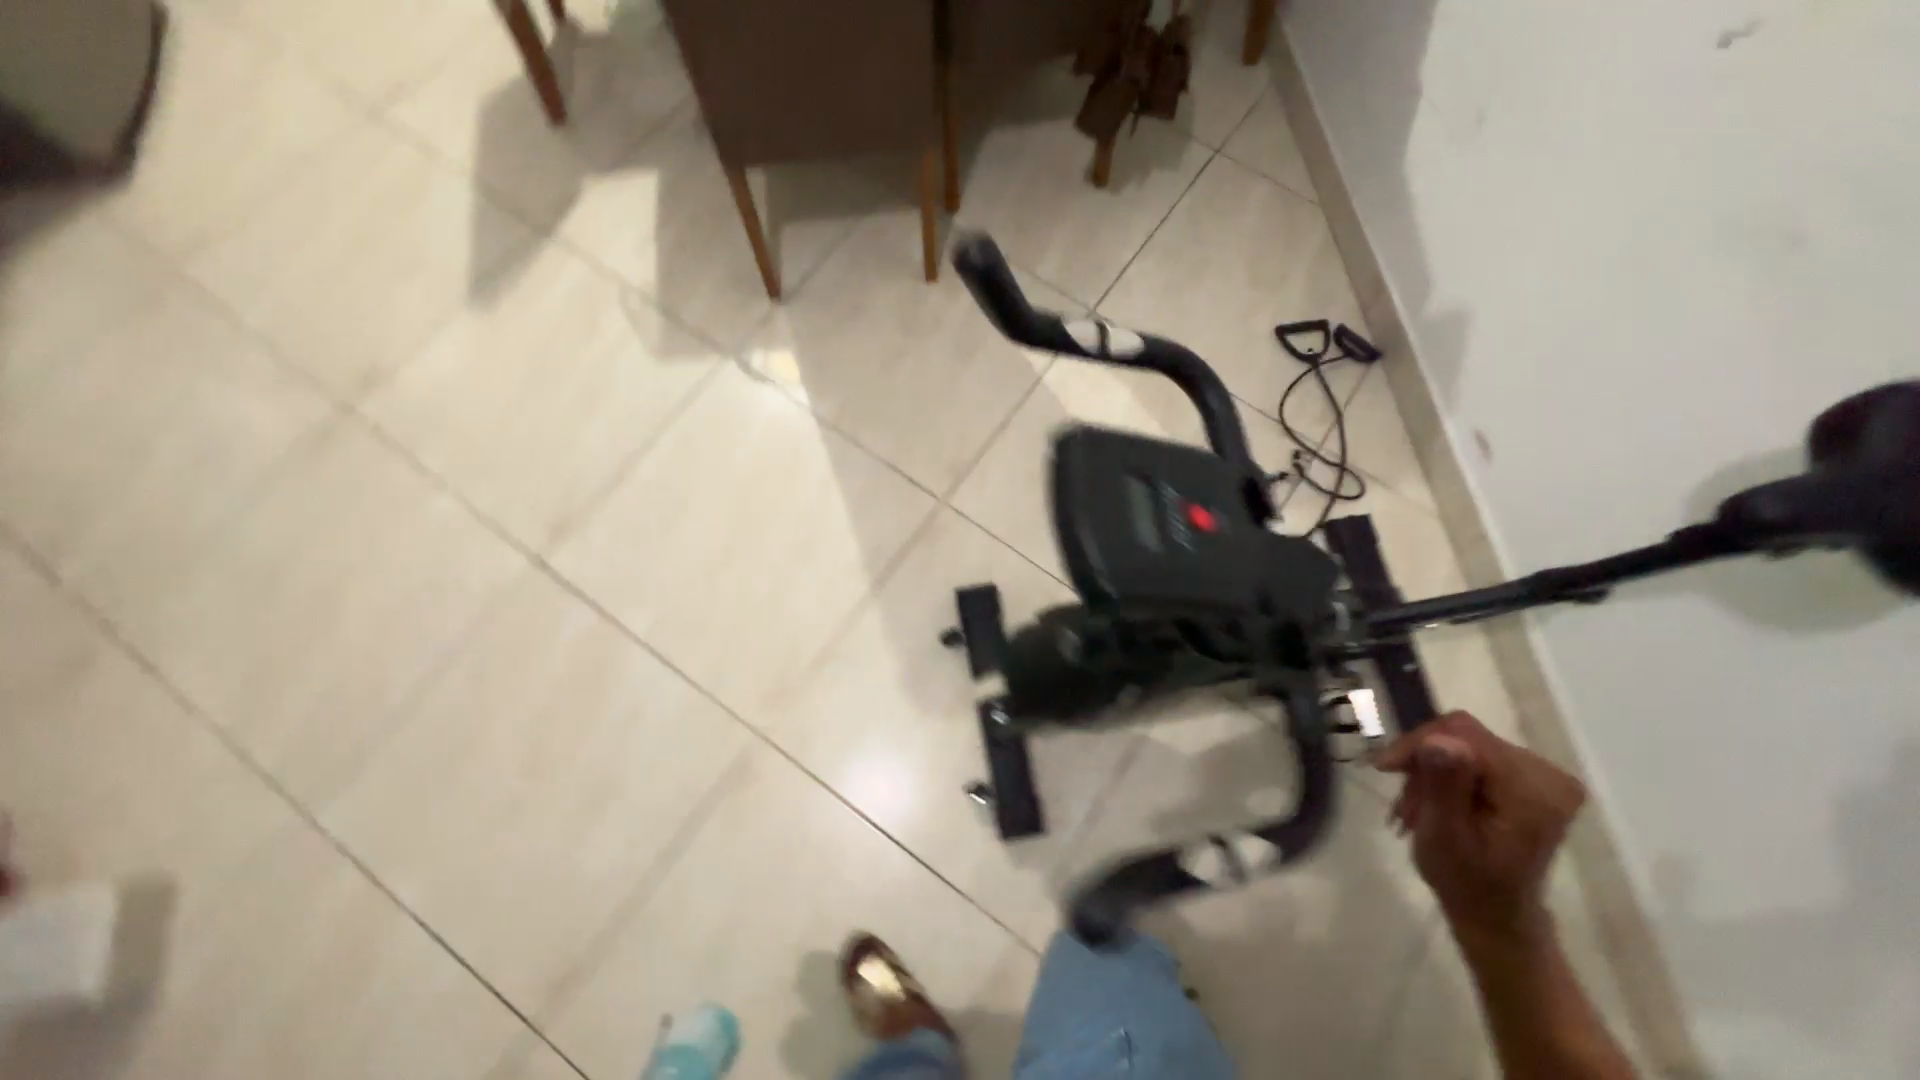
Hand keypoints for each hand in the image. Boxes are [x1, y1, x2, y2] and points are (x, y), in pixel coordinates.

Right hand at [1376, 711, 1585, 938]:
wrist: (1496, 915)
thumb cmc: (1467, 884)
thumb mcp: (1445, 837)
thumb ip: (1445, 785)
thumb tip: (1440, 739)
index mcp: (1533, 790)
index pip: (1465, 734)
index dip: (1418, 743)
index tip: (1384, 769)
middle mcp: (1549, 775)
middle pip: (1466, 738)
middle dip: (1423, 766)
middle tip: (1403, 804)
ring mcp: (1544, 776)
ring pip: (1467, 746)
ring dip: (1430, 773)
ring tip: (1415, 811)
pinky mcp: (1532, 779)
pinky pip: (1477, 757)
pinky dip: (1446, 776)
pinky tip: (1434, 803)